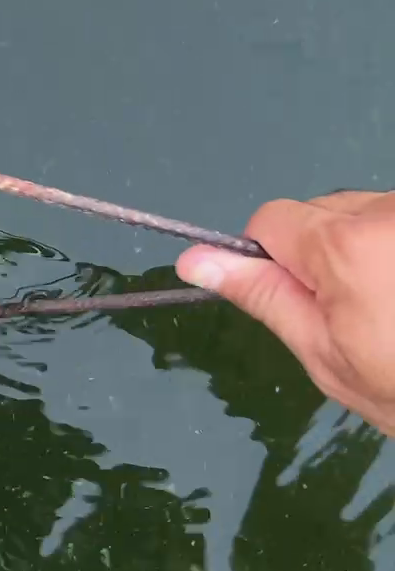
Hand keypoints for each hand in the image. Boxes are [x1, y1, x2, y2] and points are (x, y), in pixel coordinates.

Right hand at [178, 192, 394, 432]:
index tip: (311, 301)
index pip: (272, 221)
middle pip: (330, 211)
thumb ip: (266, 299)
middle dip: (333, 250)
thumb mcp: (335, 359)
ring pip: (382, 216)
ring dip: (385, 251)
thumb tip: (195, 260)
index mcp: (345, 245)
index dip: (277, 259)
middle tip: (371, 310)